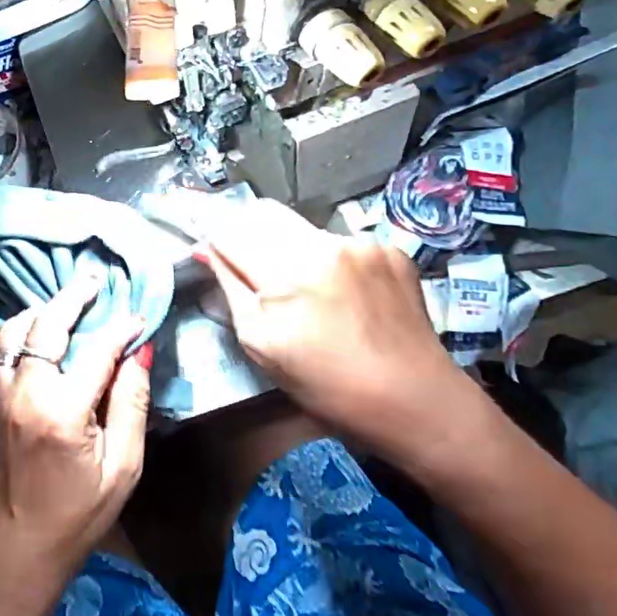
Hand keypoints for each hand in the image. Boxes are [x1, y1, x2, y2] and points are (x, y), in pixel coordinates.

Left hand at [0, 267, 152, 615]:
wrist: (16, 549)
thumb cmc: (77, 516)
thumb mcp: (122, 468)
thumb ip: (130, 404)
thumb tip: (138, 353)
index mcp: (61, 411)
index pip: (96, 350)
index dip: (120, 329)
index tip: (138, 318)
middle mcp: (24, 392)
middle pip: (46, 324)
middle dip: (73, 296)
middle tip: (95, 278)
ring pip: (13, 330)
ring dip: (41, 309)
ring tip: (67, 301)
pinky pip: (0, 349)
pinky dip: (20, 329)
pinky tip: (39, 330)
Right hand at [194, 199, 489, 458]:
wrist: (416, 402)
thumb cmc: (327, 386)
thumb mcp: (261, 344)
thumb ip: (230, 287)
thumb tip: (206, 249)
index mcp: (289, 270)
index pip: (231, 228)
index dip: (210, 229)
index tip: (200, 232)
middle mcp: (325, 243)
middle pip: (263, 212)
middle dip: (245, 232)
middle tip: (244, 263)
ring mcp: (362, 243)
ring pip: (302, 227)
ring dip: (286, 246)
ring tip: (301, 290)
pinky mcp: (389, 250)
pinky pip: (339, 242)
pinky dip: (326, 260)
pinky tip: (339, 294)